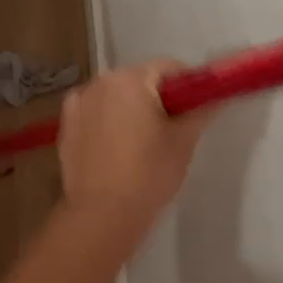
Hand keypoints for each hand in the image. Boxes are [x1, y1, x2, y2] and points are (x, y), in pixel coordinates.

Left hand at [57, 61, 215, 234]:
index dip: (186, 88)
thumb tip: (217, 95)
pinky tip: (116, 152)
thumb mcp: (184, 141)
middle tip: (170, 134)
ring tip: (141, 147)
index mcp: (129, 79)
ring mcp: (78, 103)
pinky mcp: (66, 126)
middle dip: (156, 100)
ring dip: (130, 111)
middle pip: (139, 81)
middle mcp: (99, 82)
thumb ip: (201, 110)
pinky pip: (95, 114)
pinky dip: (107, 124)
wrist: (102, 214)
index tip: (194, 113)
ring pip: (115, 98)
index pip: (168, 68)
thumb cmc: (149, 174)